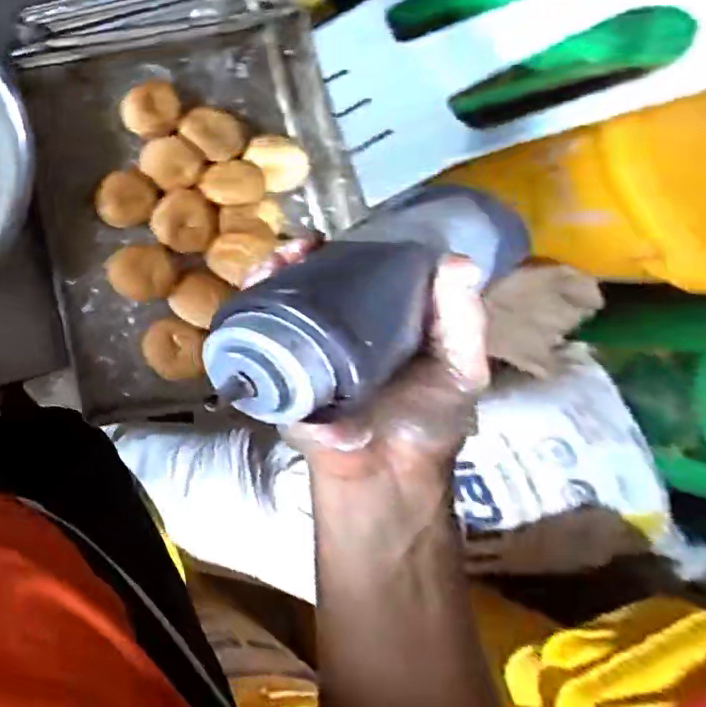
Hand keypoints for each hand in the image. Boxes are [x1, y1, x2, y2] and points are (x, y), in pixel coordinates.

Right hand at [258, 247, 488, 489]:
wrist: (383, 467)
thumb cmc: (425, 418)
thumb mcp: (458, 366)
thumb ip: (460, 319)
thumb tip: (455, 260)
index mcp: (366, 322)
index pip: (342, 275)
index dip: (332, 253)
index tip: (328, 239)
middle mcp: (323, 328)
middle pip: (296, 282)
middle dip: (291, 258)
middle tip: (297, 248)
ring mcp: (291, 346)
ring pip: (267, 299)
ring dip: (265, 274)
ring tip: (277, 262)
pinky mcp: (266, 365)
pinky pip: (248, 329)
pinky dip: (245, 304)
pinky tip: (255, 289)